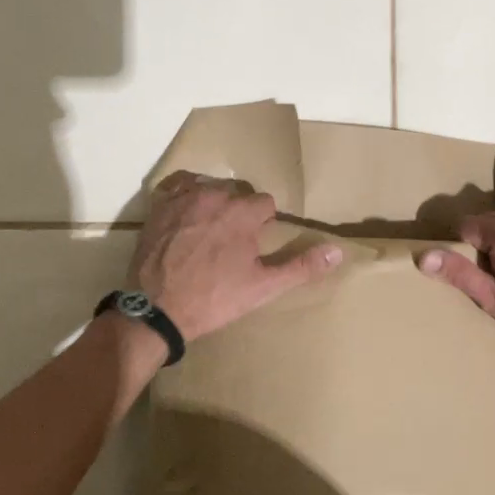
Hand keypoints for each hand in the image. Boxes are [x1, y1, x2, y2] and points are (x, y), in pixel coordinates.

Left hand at [130, 171, 343, 339]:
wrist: (157, 308)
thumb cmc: (214, 299)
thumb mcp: (263, 287)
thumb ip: (301, 266)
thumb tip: (337, 251)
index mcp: (243, 212)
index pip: (265, 203)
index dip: (263, 224)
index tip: (255, 244)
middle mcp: (214, 195)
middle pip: (236, 193)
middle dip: (238, 212)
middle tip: (231, 243)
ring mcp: (182, 198)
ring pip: (208, 188)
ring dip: (212, 204)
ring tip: (207, 233)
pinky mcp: (158, 206)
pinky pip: (177, 186)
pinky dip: (184, 195)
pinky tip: (185, 216)